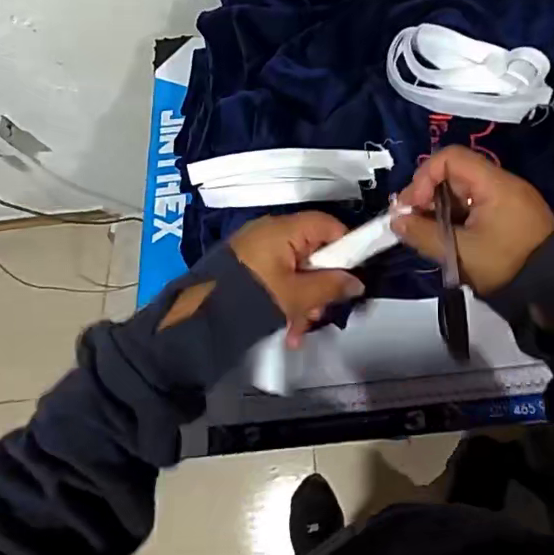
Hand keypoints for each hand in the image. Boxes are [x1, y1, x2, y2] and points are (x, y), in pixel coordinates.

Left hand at [228, 212, 365, 346]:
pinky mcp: (244, 265)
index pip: (328, 225)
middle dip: (320, 285)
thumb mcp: (298, 296)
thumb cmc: (251, 299)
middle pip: (312, 251)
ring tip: (297, 330)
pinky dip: (284, 299)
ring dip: (302, 300)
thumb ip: (331, 286)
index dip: (345, 247)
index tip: (351, 274)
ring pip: (295, 269)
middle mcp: (269, 231)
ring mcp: (255, 248)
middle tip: (319, 312)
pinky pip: (276, 276)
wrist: (197, 318)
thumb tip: (356, 281)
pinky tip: (284, 329)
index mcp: (283, 229)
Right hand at [391, 147, 553, 294]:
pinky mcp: (512, 216)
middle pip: (455, 173)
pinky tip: (448, 238)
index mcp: (494, 184)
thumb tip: (397, 221)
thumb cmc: (505, 266)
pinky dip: (457, 217)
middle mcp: (503, 183)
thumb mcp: (459, 253)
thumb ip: (423, 234)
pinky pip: (477, 205)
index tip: (413, 206)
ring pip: (463, 191)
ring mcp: (510, 199)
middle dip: (428, 195)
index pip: (450, 158)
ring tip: (428, 234)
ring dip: (441, 208)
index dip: (424, 177)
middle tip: (412, 222)